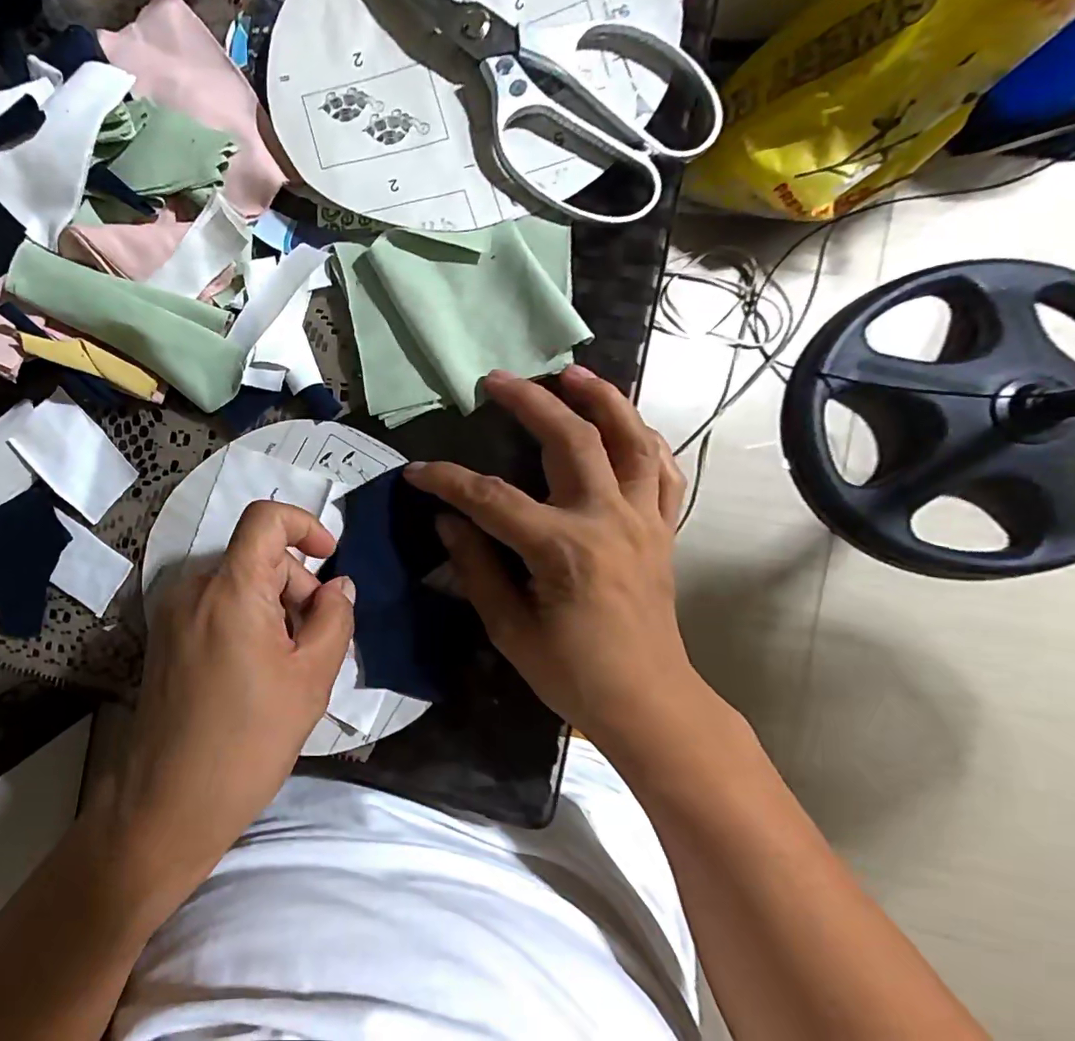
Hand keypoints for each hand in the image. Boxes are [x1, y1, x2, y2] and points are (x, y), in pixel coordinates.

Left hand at [96, 501, 355, 886]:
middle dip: (295, 587)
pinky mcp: (164, 635)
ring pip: (236, 584)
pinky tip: (256, 672)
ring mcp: (172, 611)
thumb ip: (332, 619)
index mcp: (230, 588)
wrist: (171, 795)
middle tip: (315, 644)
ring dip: (272, 608)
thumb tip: (339, 586)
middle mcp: (193, 587)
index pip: (264, 518)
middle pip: (255, 558)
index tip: (329, 557)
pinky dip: (244, 621)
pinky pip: (214, 607)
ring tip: (288, 669)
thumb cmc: (249, 740)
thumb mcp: (310, 679)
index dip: (303, 524)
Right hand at [402, 367, 695, 739]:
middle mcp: (607, 522)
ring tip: (575, 374)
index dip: (447, 479)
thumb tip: (449, 520)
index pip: (491, 497)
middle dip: (531, 403)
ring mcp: (642, 522)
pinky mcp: (660, 530)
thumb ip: (475, 566)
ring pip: (631, 443)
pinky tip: (624, 424)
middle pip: (571, 442)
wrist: (649, 700)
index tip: (414, 470)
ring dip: (603, 402)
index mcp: (562, 549)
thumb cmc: (570, 671)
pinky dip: (642, 440)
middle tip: (498, 379)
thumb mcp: (506, 625)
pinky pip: (659, 472)